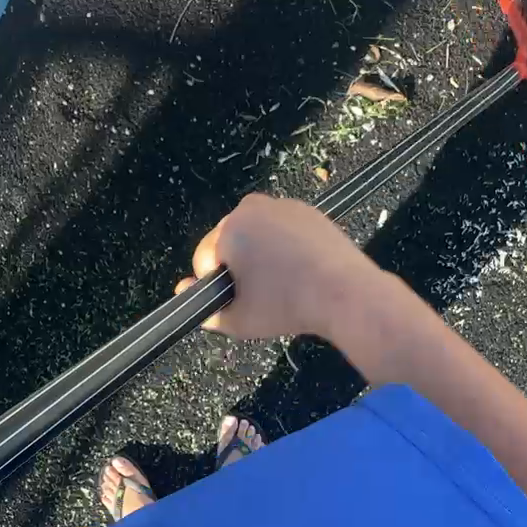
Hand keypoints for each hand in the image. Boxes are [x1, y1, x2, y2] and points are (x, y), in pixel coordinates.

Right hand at [176, 194, 386, 340]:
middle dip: (238, 267)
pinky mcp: (307, 212)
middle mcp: (252, 207)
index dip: (215, 284)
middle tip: (260, 296)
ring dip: (260, 257)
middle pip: (230, 242)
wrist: (343, 293)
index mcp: (230, 229)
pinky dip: (284, 249)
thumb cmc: (287, 305)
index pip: (204, 258)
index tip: (236, 300)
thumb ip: (206, 311)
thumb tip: (183, 294)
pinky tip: (298, 272)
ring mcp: (283, 205)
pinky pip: (282, 232)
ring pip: (257, 236)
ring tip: (281, 286)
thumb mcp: (239, 320)